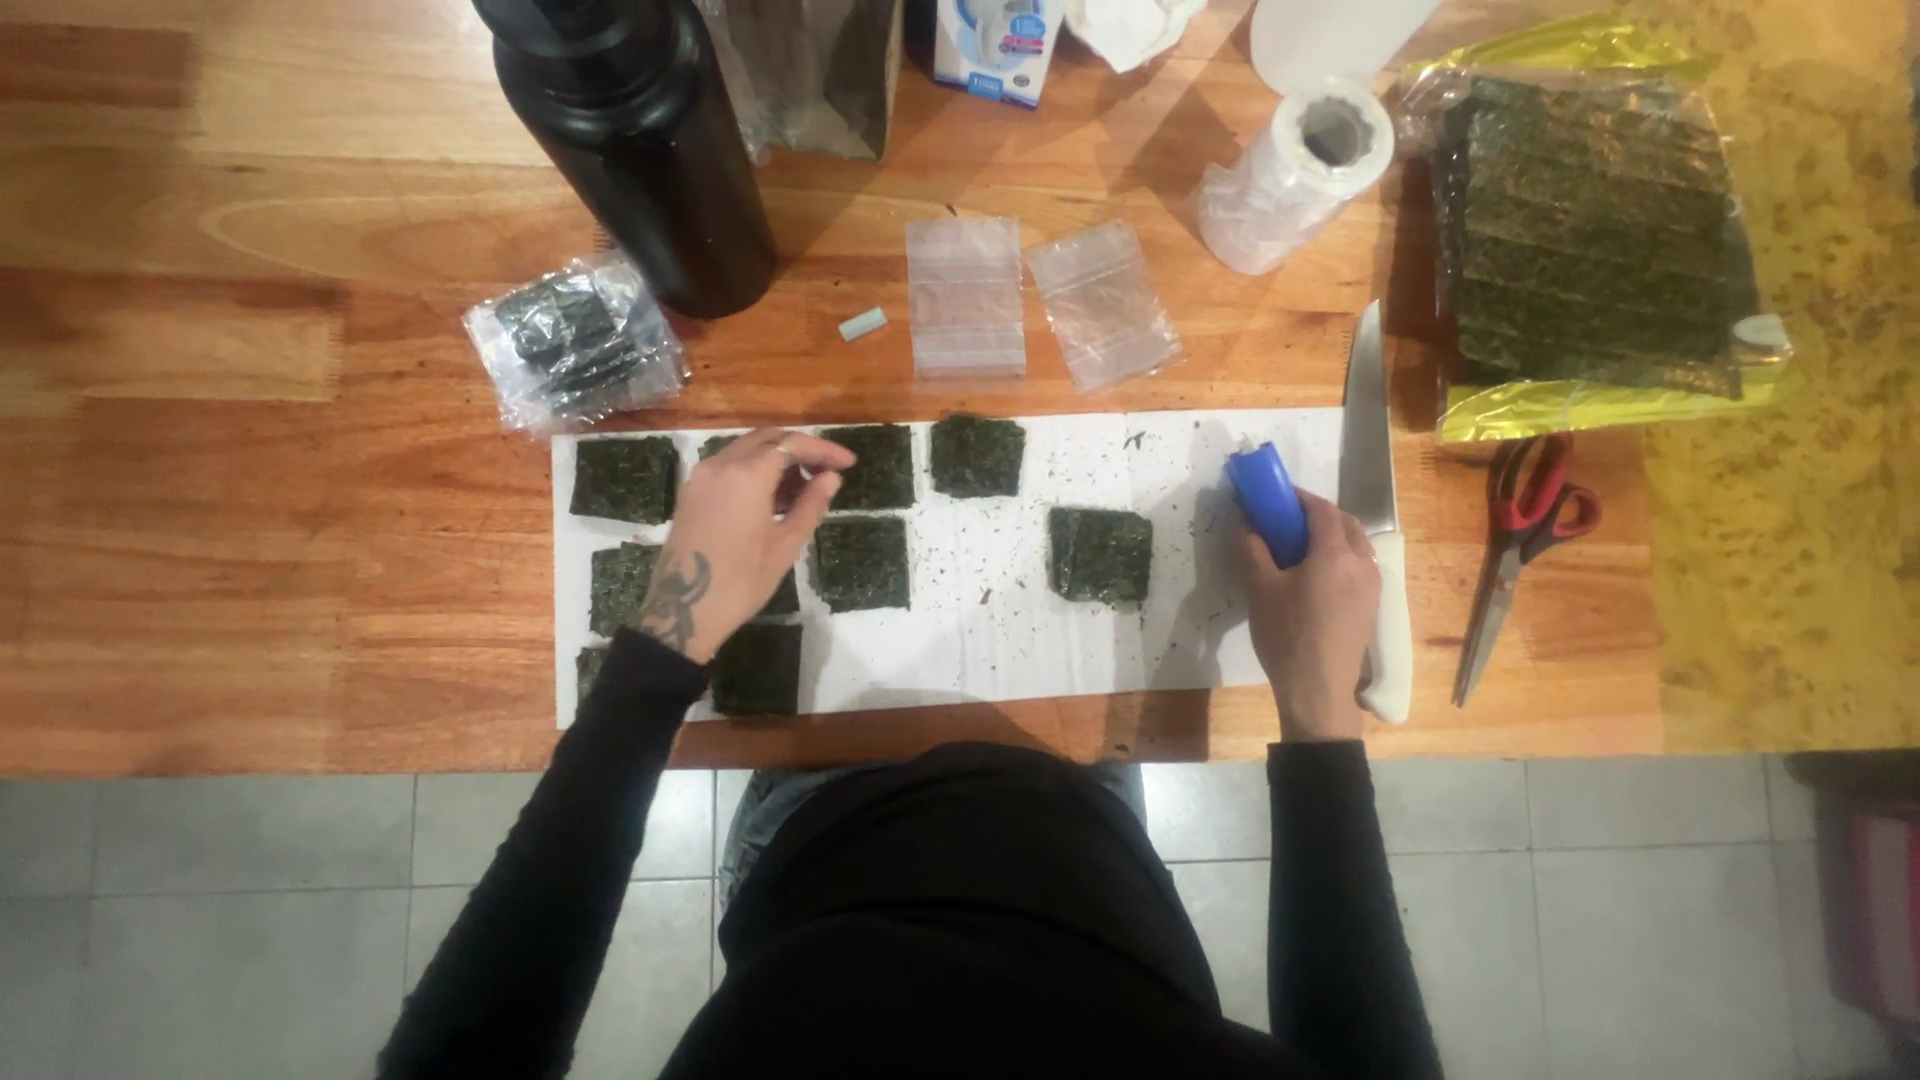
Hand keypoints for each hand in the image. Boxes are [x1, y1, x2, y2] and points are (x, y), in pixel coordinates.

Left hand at [635, 429, 854, 662]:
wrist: (684, 611)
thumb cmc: (741, 582)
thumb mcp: (785, 546)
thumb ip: (811, 505)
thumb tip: (831, 478)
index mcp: (746, 476)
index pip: (792, 444)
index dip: (824, 449)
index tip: (849, 462)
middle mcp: (720, 465)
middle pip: (767, 439)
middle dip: (801, 449)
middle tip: (827, 472)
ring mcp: (701, 477)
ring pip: (747, 450)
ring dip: (778, 460)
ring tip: (805, 491)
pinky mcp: (691, 492)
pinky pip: (729, 466)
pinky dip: (755, 470)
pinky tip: (774, 498)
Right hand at [1238, 490, 1380, 741]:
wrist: (1318, 689)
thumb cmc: (1286, 636)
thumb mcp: (1260, 589)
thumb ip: (1252, 549)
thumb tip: (1246, 523)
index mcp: (1335, 554)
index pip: (1321, 510)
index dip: (1297, 498)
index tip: (1274, 496)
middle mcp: (1362, 563)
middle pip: (1346, 523)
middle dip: (1318, 514)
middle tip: (1286, 520)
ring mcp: (1373, 586)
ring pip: (1357, 545)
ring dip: (1332, 535)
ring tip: (1300, 546)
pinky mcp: (1372, 605)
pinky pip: (1360, 566)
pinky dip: (1340, 556)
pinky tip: (1316, 575)